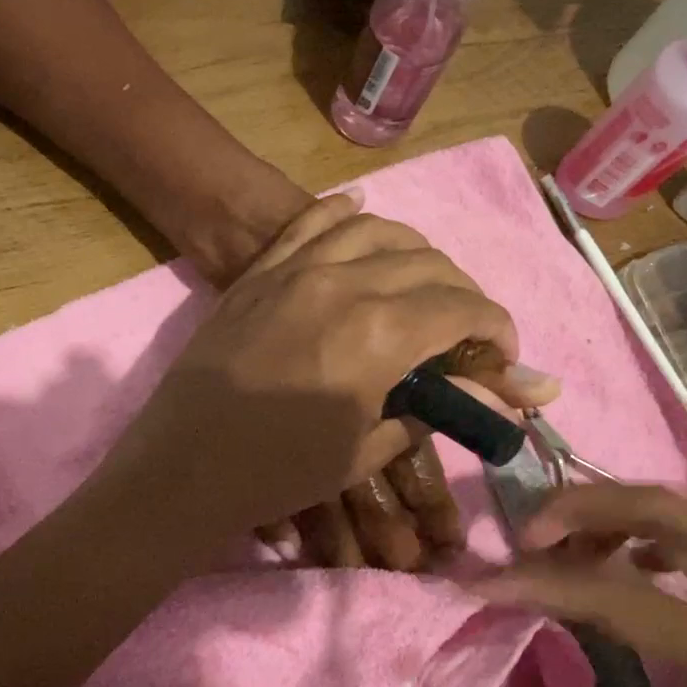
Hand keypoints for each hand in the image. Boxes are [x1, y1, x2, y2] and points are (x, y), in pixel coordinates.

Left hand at [94, 195, 529, 551]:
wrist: (184, 465)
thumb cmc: (277, 473)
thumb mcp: (365, 449)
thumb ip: (428, 410)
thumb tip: (488, 395)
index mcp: (382, 332)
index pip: (464, 308)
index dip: (496, 330)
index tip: (502, 357)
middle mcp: (345, 283)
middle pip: (428, 265)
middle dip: (462, 295)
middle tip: (464, 332)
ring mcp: (295, 270)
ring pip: (374, 231)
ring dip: (413, 251)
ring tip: (422, 281)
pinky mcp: (258, 273)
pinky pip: (309, 225)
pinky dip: (343, 214)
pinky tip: (360, 213)